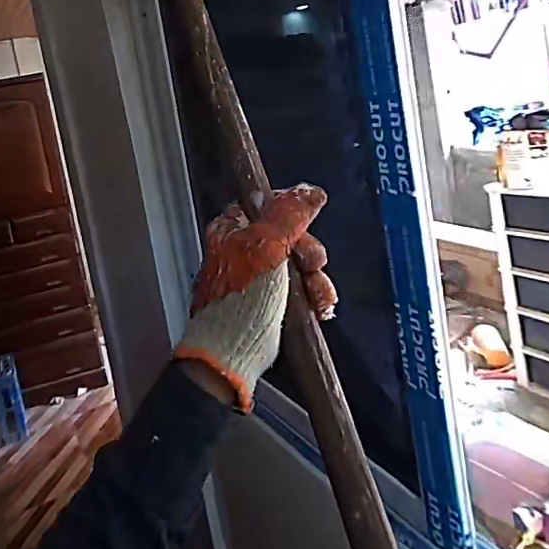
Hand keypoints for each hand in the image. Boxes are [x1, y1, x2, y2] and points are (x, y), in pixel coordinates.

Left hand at [174, 185, 335, 410]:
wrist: (231, 357)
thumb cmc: (239, 305)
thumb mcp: (268, 248)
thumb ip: (289, 214)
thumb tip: (309, 192)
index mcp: (230, 231)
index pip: (267, 205)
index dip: (292, 216)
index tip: (305, 230)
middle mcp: (239, 252)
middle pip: (289, 237)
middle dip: (309, 255)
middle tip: (310, 268)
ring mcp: (253, 279)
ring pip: (297, 266)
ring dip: (315, 281)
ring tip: (318, 297)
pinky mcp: (266, 304)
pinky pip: (297, 292)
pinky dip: (312, 298)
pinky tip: (318, 308)